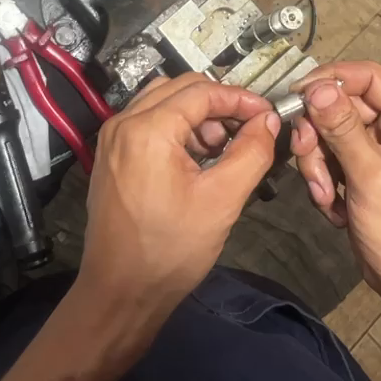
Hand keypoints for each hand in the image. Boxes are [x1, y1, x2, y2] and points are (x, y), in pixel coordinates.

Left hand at [76, 74, 279, 319]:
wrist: (120, 292)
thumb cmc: (171, 249)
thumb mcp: (222, 200)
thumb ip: (251, 153)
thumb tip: (269, 121)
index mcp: (147, 128)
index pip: (201, 92)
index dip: (240, 99)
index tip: (269, 115)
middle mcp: (123, 122)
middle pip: (180, 88)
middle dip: (219, 105)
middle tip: (247, 132)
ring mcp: (112, 138)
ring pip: (163, 102)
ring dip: (197, 115)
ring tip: (222, 149)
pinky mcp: (111, 155)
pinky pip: (148, 122)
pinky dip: (176, 128)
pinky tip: (196, 159)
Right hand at [289, 62, 380, 321]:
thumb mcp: (370, 178)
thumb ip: (342, 128)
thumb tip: (315, 86)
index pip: (369, 77)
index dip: (329, 81)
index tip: (295, 97)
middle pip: (345, 105)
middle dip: (321, 135)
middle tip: (305, 157)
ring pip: (335, 130)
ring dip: (320, 161)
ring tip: (324, 194)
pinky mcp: (373, 167)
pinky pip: (337, 154)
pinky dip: (327, 175)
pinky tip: (333, 203)